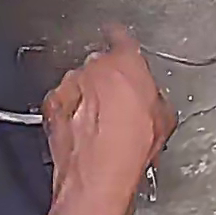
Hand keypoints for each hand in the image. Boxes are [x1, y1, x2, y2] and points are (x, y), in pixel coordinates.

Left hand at [44, 24, 176, 206]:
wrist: (98, 178)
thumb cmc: (131, 148)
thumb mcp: (164, 119)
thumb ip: (155, 97)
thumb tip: (153, 102)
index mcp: (125, 62)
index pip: (120, 36)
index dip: (120, 39)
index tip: (119, 40)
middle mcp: (93, 67)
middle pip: (100, 64)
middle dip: (107, 79)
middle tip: (118, 105)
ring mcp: (69, 85)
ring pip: (79, 82)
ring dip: (86, 96)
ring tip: (98, 124)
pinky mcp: (51, 106)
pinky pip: (62, 101)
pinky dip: (69, 111)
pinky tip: (80, 131)